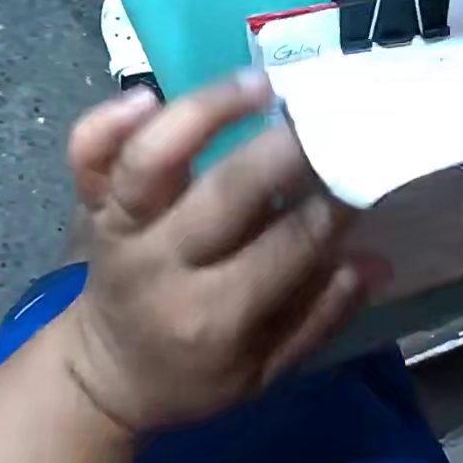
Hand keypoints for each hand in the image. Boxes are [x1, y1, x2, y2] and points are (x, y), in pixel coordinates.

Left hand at [55, 71, 386, 432]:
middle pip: (226, 194)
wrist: (100, 379)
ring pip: (151, 160)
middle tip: (328, 116)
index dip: (333, 203)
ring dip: (206, 113)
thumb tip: (376, 262)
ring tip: (259, 83)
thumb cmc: (193, 374)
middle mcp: (164, 264)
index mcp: (214, 314)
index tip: (367, 168)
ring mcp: (120, 229)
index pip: (288, 246)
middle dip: (285, 151)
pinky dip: (108, 119)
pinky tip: (150, 93)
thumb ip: (322, 316)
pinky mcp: (90, 206)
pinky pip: (86, 154)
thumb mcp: (265, 372)